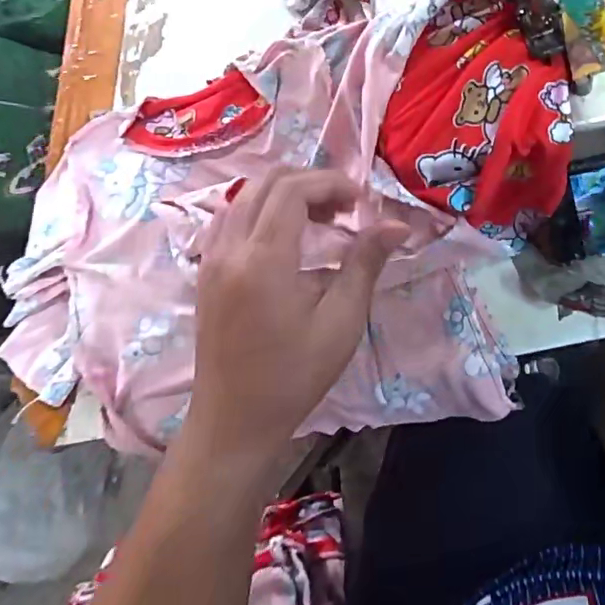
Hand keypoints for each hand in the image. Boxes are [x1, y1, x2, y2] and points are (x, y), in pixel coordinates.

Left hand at [186, 168, 406, 453]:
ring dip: (287, 194)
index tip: (362, 203)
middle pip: (266, 182)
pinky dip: (264, 210)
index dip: (331, 183)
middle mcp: (229, 249)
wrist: (233, 421)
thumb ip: (366, 263)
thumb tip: (398, 225)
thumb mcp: (342, 321)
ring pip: (246, 195)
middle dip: (311, 183)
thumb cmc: (294, 375)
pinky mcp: (206, 272)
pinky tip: (289, 238)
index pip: (293, 190)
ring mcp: (211, 259)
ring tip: (323, 221)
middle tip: (346, 209)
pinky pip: (232, 217)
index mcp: (263, 260)